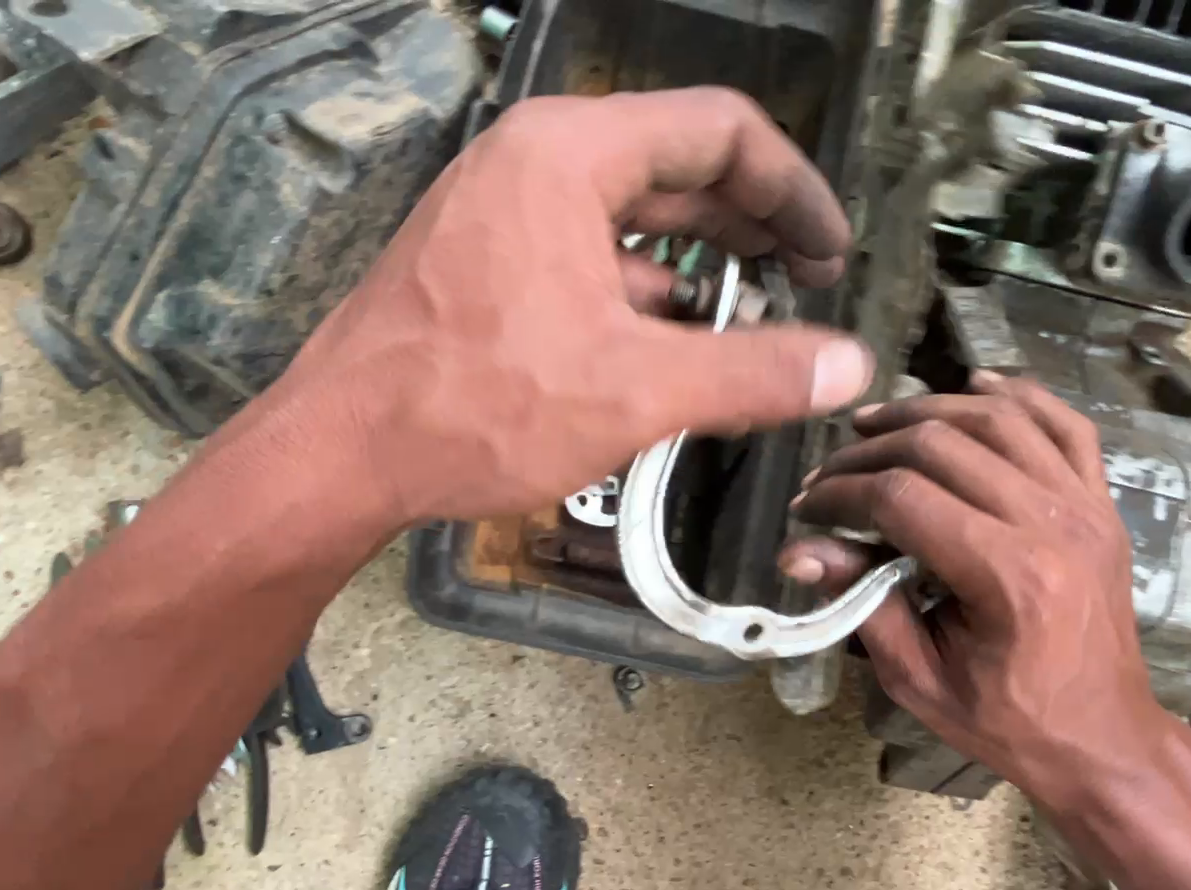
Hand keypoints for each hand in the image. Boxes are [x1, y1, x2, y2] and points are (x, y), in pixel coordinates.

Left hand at [228, 88, 874, 524]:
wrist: (339, 455)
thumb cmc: (478, 409)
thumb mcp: (636, 391)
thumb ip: (753, 373)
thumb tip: (851, 365)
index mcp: (570, 156)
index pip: (719, 133)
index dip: (793, 190)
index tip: (830, 254)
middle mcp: (532, 164)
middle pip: (674, 171)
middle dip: (751, 226)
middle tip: (806, 282)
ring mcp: (499, 215)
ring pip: (628, 223)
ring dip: (698, 267)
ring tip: (752, 319)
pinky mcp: (482, 268)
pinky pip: (584, 262)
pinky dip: (639, 297)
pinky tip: (668, 343)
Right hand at [782, 374, 1181, 807]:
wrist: (1104, 739)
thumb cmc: (1007, 720)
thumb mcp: (918, 677)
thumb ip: (862, 603)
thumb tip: (798, 552)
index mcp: (1007, 575)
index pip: (902, 497)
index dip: (841, 494)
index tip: (806, 508)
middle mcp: (1052, 523)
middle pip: (943, 445)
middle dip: (869, 451)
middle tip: (829, 473)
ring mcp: (1086, 506)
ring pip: (999, 419)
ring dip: (927, 410)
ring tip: (875, 422)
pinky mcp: (1101, 504)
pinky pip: (1065, 426)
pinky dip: (1019, 396)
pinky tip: (976, 385)